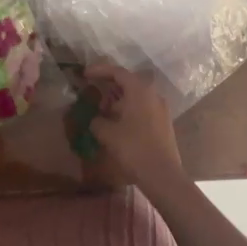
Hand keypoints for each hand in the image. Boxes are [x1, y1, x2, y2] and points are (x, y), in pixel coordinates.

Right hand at [85, 63, 190, 196]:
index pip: (118, 72)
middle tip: (92, 93)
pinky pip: (141, 109)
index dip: (99, 70)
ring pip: (135, 97)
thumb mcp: (107, 133)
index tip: (84, 74)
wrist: (162, 175)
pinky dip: (127, 111)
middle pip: (128, 83)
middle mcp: (153, 95)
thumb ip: (96, 121)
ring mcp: (160, 109)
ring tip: (101, 112)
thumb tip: (94, 119)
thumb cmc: (134, 148)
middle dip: (108, 87)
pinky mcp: (162, 123)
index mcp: (140, 91)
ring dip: (117, 101)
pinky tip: (116, 124)